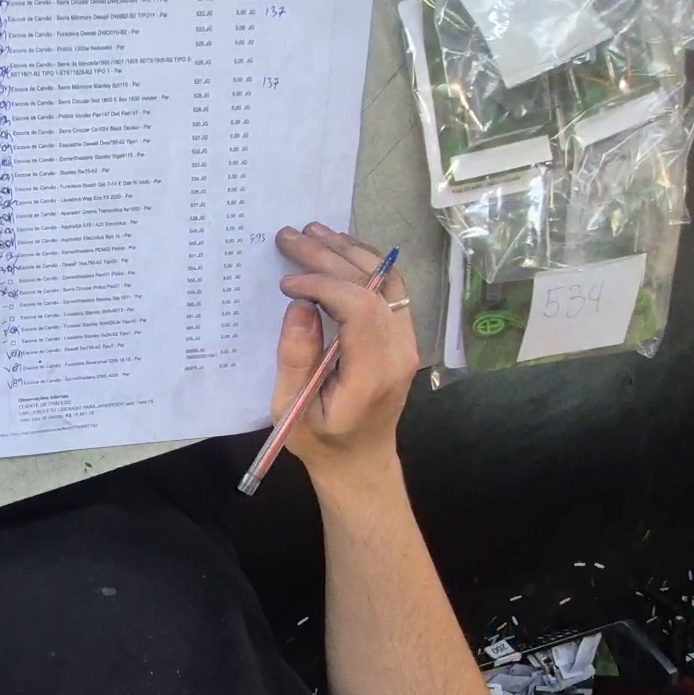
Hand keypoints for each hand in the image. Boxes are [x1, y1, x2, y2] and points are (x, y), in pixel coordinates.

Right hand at [272, 223, 418, 489]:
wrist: (360, 462)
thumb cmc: (320, 443)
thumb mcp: (292, 409)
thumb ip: (295, 358)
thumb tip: (299, 305)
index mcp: (373, 372)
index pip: (358, 306)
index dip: (323, 284)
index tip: (287, 283)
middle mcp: (399, 351)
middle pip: (372, 285)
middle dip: (329, 256)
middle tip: (290, 237)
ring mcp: (406, 342)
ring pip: (388, 280)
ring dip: (350, 252)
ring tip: (314, 233)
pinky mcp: (401, 338)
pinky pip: (391, 290)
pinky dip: (364, 265)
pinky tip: (339, 252)